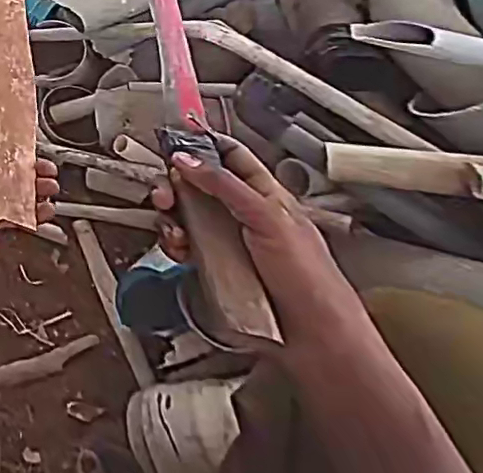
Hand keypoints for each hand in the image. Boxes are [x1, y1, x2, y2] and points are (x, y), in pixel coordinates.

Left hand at [0, 82, 59, 269]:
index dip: (12, 137)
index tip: (30, 136)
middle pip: (8, 165)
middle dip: (31, 164)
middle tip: (46, 165)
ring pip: (15, 188)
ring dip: (36, 186)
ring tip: (49, 186)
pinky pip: (15, 214)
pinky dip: (32, 211)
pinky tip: (43, 209)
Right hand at [151, 138, 368, 340]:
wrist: (316, 342)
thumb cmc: (311, 280)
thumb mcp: (268, 218)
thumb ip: (224, 184)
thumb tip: (186, 158)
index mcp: (263, 192)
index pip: (228, 154)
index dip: (202, 143)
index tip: (174, 140)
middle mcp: (241, 212)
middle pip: (197, 182)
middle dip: (175, 182)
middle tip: (165, 191)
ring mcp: (227, 239)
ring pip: (185, 212)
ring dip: (171, 214)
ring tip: (172, 224)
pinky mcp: (214, 265)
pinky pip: (184, 244)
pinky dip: (174, 242)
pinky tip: (179, 248)